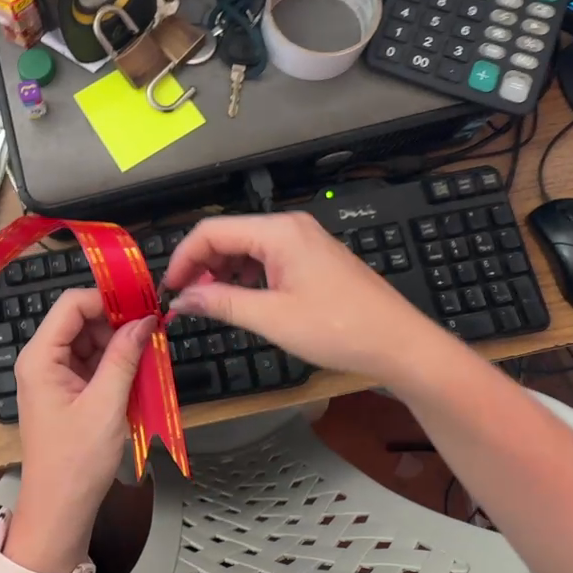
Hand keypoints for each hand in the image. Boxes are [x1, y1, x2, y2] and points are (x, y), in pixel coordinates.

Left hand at [6, 288, 154, 572]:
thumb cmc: (76, 461)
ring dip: (118, 343)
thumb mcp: (106, 405)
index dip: (106, 298)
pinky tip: (137, 370)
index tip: (141, 302)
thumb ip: (124, 357)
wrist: (59, 511)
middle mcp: (42, 358)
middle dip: (116, 322)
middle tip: (152, 328)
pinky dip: (114, 363)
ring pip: (89, 340)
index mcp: (40, 356)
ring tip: (149, 351)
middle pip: (81, 320)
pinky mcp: (66, 390)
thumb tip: (144, 319)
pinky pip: (91, 362)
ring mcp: (53, 374)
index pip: (71, 304)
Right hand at [163, 212, 447, 386]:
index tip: (170, 288)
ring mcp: (304, 240)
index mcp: (278, 232)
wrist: (402, 346)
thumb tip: (183, 300)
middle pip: (228, 235)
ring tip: (212, 303)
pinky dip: (246, 275)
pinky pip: (266, 257)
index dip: (184, 257)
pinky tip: (243, 299)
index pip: (212, 231)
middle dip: (202, 265)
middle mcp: (289, 227)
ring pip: (245, 247)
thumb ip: (221, 304)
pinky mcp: (313, 257)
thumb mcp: (272, 319)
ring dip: (222, 271)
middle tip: (186, 299)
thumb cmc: (341, 329)